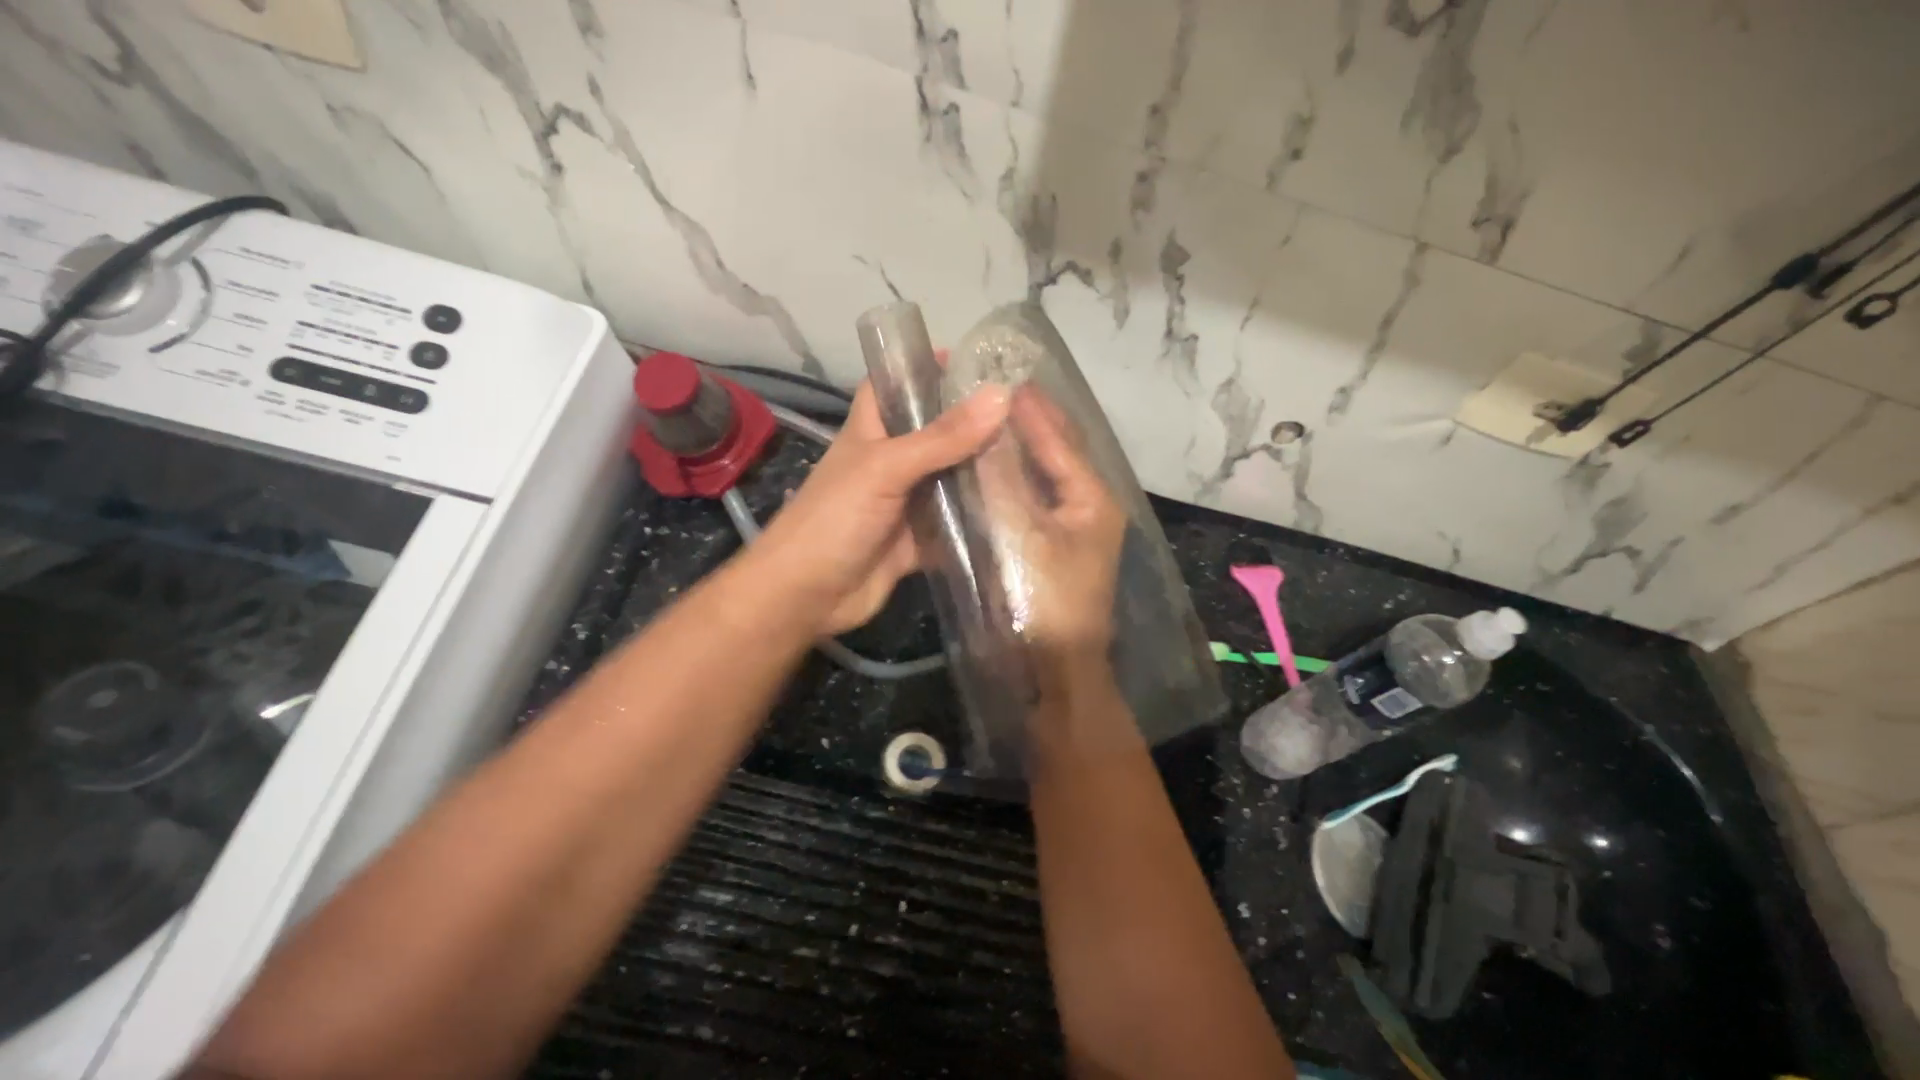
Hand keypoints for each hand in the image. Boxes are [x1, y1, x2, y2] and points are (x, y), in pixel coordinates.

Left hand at [749, 379, 1009, 636]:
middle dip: (975, 425)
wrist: (804, 596)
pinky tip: (1022, 514)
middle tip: (1032, 413)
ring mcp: (905, 505)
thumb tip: (1000, 395)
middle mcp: (891, 463)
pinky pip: (955, 528)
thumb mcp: (885, 468)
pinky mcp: (917, 544)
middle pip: (937, 434)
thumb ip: (942, 437)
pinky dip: (980, 524)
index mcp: (872, 431)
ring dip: (984, 475)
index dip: (926, 367)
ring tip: (1040, 457)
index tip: (979, 359)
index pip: (895, 384)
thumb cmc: (834, 520)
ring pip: (951, 482)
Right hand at [978, 386, 1128, 655]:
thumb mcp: (1021, 537)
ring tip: (979, 420)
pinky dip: (1007, 482)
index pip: (1059, 440)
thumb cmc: (1044, 601)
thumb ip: (1001, 480)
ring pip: (1041, 477)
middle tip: (988, 390)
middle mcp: (1087, 508)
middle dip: (1026, 422)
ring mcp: (1071, 531)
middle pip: (1056, 453)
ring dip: (1014, 450)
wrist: (1054, 674)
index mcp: (1092, 499)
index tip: (998, 375)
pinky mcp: (1050, 550)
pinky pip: (1029, 501)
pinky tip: (978, 471)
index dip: (1029, 408)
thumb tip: (986, 425)